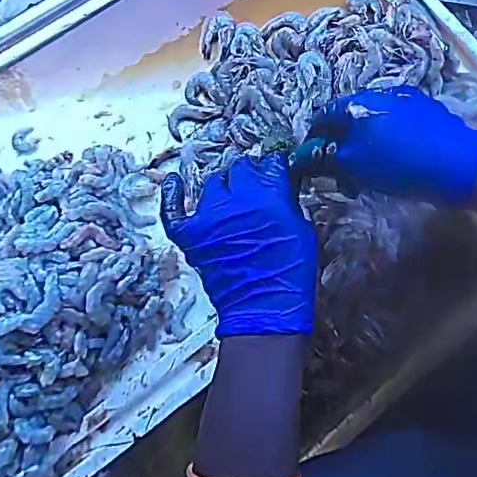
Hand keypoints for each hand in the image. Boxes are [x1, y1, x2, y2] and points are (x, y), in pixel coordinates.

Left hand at [161, 154, 317, 338]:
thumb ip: (287, 202)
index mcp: (268, 196)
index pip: (267, 164)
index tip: (274, 170)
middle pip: (238, 170)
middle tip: (255, 185)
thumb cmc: (291, 276)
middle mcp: (235, 200)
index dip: (272, 167)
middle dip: (249, 175)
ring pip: (213, 185)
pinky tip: (174, 182)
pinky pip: (174, 209)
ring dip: (224, 189)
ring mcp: (209, 217)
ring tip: (231, 198)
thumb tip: (279, 188)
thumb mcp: (303, 230)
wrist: (265, 312)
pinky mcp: (191, 236)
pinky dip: (173, 194)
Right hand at [303, 86, 476, 204]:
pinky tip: (393, 163)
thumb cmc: (399, 163)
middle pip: (349, 118)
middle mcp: (380, 93)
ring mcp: (408, 101)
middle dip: (340, 143)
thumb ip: (325, 157)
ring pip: (373, 122)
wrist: (461, 166)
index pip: (323, 115)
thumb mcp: (353, 164)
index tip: (313, 162)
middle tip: (339, 171)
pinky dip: (386, 143)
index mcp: (358, 101)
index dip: (314, 139)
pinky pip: (395, 127)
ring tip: (367, 170)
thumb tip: (301, 157)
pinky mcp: (428, 113)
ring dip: (364, 144)